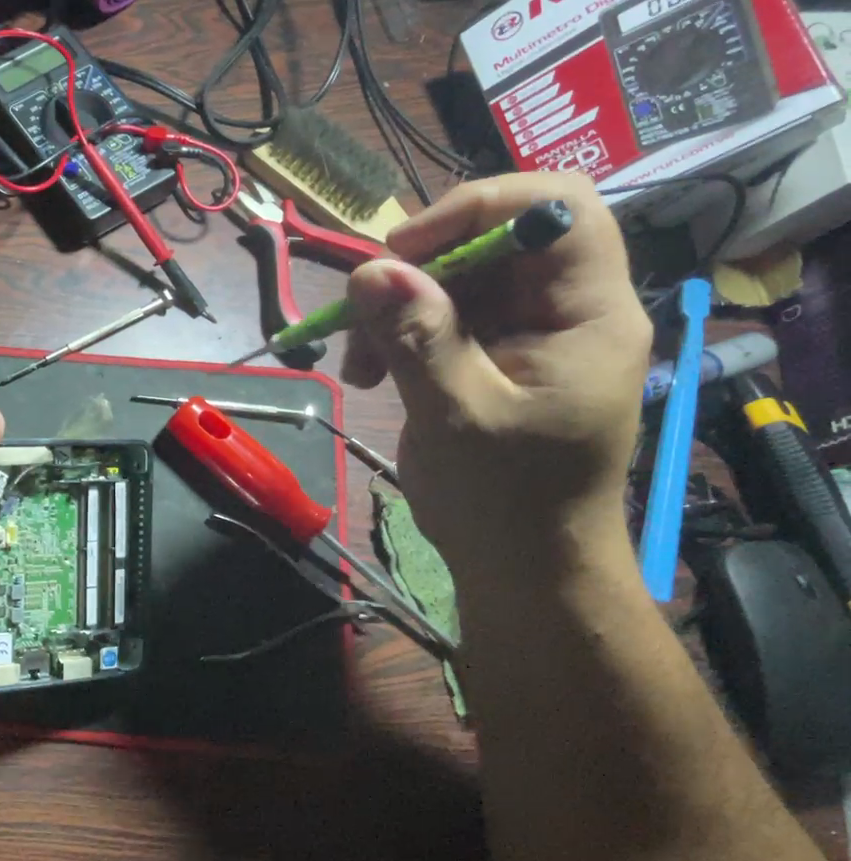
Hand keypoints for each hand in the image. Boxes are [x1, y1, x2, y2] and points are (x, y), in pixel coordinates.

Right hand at [340, 171, 651, 578]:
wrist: (522, 564)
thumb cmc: (506, 501)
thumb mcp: (458, 417)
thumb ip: (418, 339)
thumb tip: (369, 271)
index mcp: (588, 314)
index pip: (554, 210)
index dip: (474, 210)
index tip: (398, 254)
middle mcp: (564, 310)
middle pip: (493, 242)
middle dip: (415, 273)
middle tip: (360, 320)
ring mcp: (526, 335)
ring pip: (454, 281)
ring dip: (394, 311)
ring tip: (359, 365)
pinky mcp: (490, 359)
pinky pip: (438, 319)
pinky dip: (394, 337)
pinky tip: (369, 374)